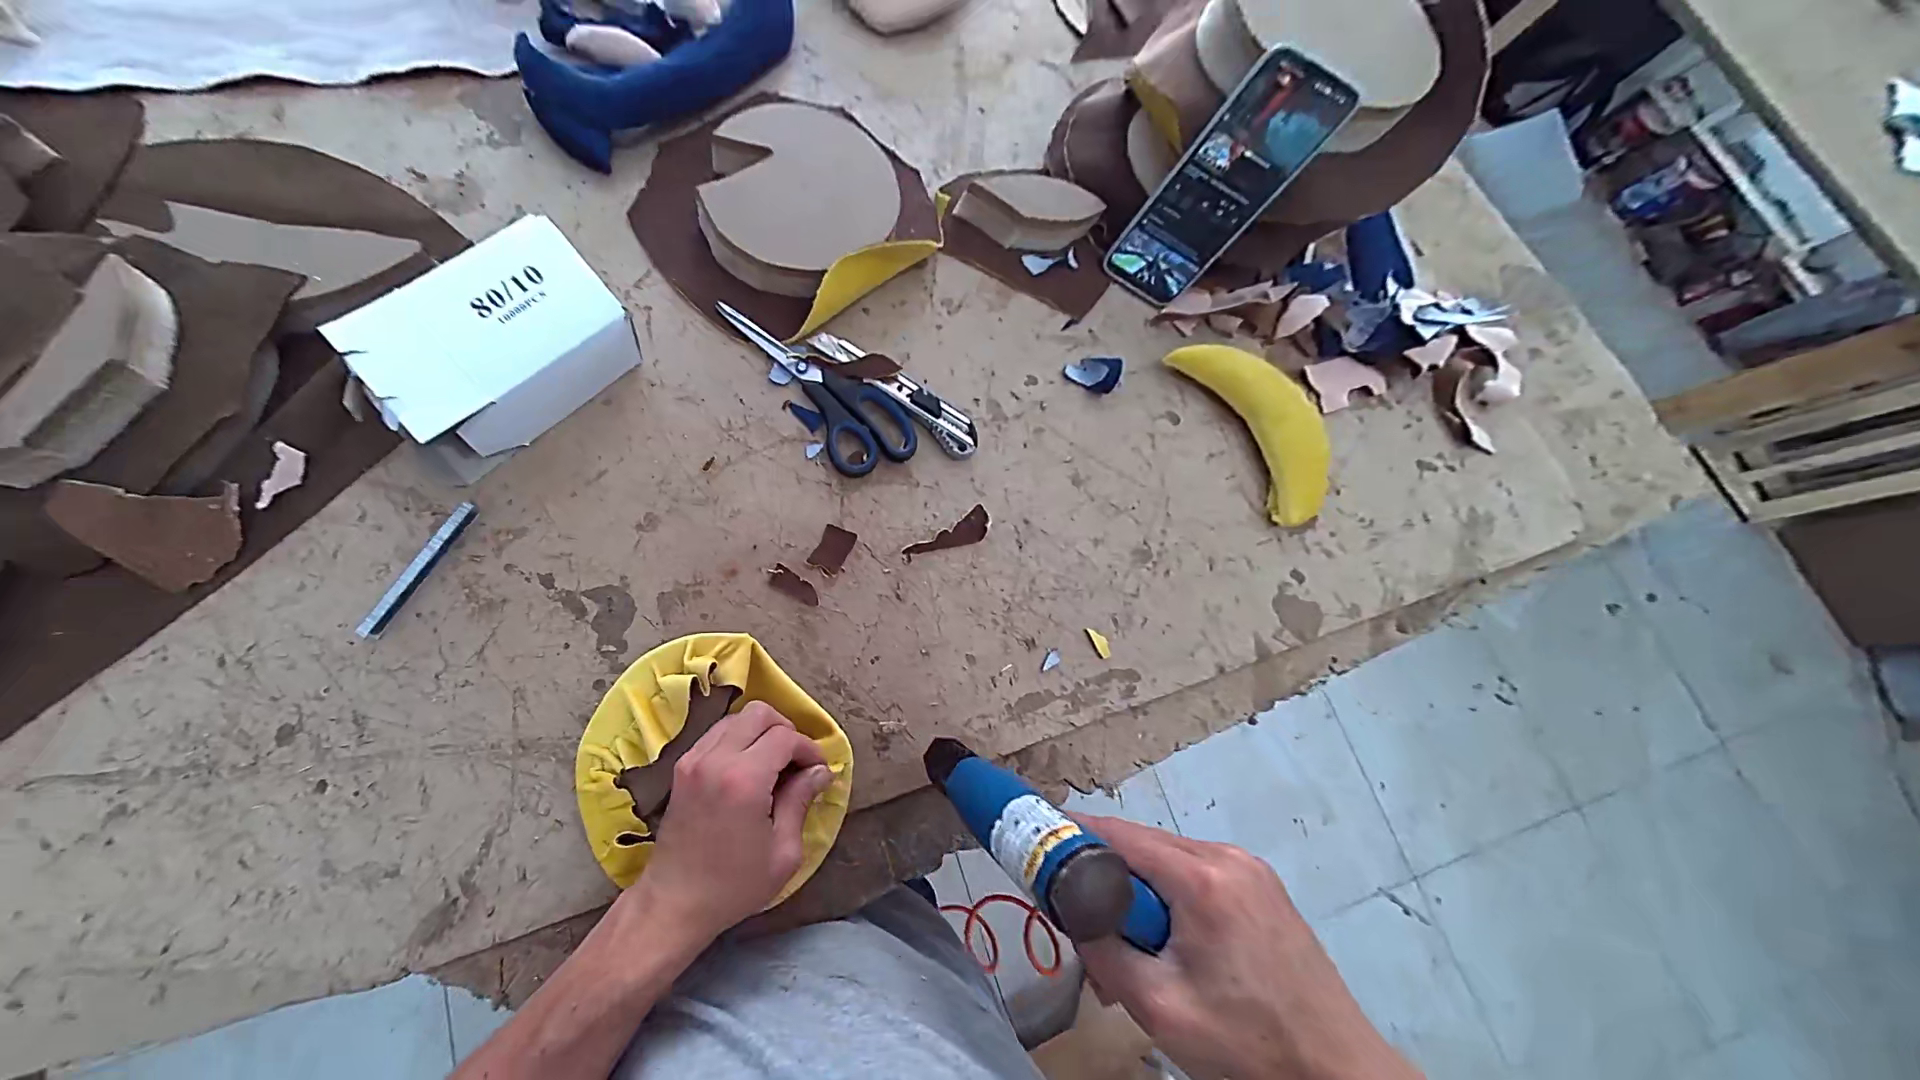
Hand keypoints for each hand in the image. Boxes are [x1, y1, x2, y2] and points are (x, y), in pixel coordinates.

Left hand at [630, 702, 834, 945]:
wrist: (672, 905)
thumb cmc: (733, 886)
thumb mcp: (783, 852)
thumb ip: (801, 801)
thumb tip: (820, 772)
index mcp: (743, 780)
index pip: (785, 737)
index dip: (809, 749)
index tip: (818, 771)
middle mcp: (715, 760)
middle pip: (759, 713)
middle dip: (786, 730)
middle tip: (796, 761)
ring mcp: (693, 760)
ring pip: (737, 718)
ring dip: (761, 732)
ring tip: (773, 763)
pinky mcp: (682, 768)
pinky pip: (717, 733)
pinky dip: (739, 739)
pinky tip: (748, 767)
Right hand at [1072, 814, 1421, 1079]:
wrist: (1342, 1077)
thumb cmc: (1247, 1045)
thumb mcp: (1158, 1006)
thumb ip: (1104, 952)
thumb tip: (1073, 917)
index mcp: (1202, 877)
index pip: (1121, 833)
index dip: (1077, 835)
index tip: (1044, 847)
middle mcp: (1227, 856)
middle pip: (1145, 844)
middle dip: (1108, 871)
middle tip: (1084, 915)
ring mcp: (1251, 869)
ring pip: (1171, 858)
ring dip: (1141, 888)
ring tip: (1131, 944)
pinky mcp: (1263, 888)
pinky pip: (1198, 874)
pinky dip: (1172, 896)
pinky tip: (1171, 942)